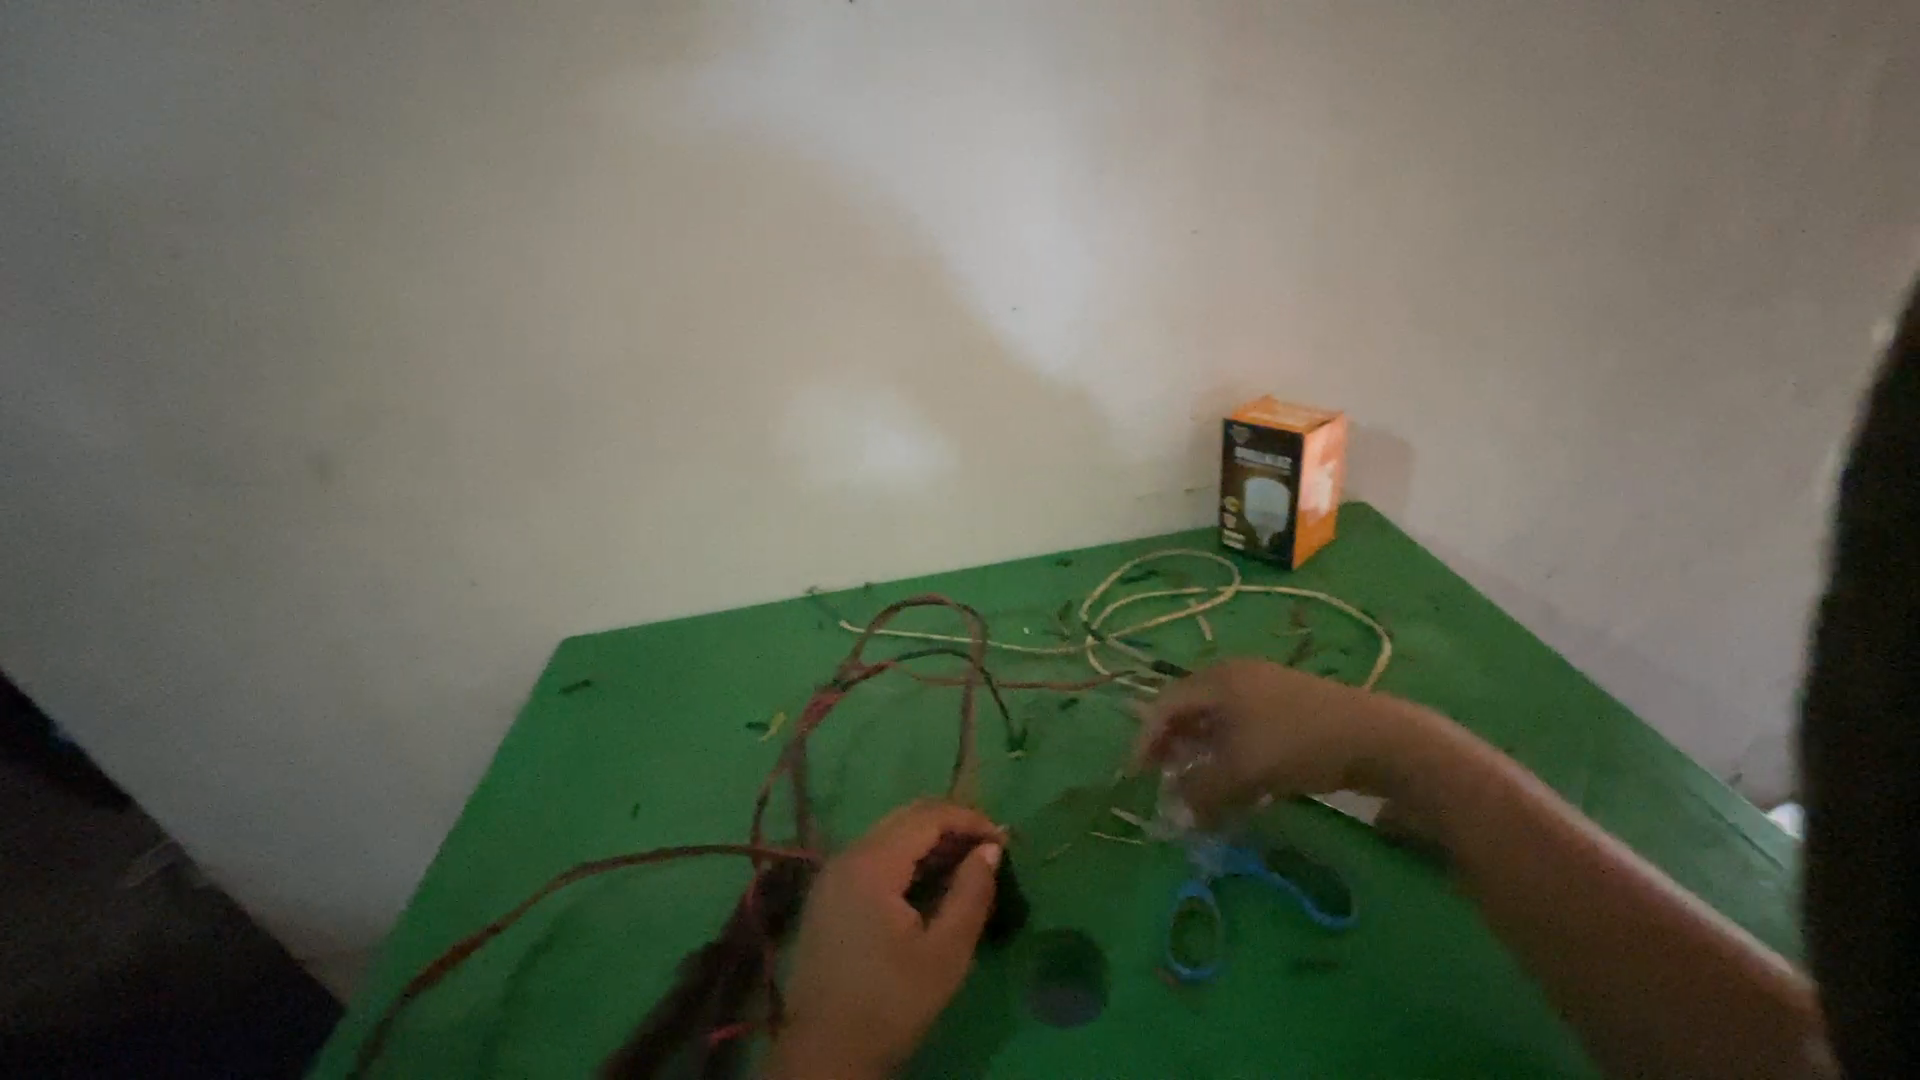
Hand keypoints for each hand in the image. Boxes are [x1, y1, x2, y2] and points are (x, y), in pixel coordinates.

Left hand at [767, 800, 1004, 1079]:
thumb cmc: (890, 1004)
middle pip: (905, 818)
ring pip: (889, 835)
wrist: (824, 1055)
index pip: (927, 817)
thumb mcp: (945, 954)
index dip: (969, 819)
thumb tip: (990, 848)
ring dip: (930, 841)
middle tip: (988, 849)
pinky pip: (874, 856)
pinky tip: (931, 883)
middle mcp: (847, 856)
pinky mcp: (828, 894)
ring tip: (967, 865)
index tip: (1003, 839)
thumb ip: (971, 893)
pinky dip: (907, 858)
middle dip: (951, 825)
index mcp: (871, 864)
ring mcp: (832, 874)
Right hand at [1133, 658, 1422, 823]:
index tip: (1138, 775)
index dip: (1146, 739)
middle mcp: (1237, 676)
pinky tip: (1240, 783)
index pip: (1165, 704)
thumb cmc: (1296, 744)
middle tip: (1166, 778)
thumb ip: (1201, 791)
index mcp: (1217, 679)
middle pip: (1190, 710)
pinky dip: (1232, 755)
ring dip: (1203, 755)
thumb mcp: (1240, 771)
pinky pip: (1245, 729)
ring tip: (1201, 786)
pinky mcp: (1291, 708)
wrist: (1378, 739)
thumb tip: (1178, 810)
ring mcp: (1266, 689)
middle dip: (1174, 747)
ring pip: (1219, 722)